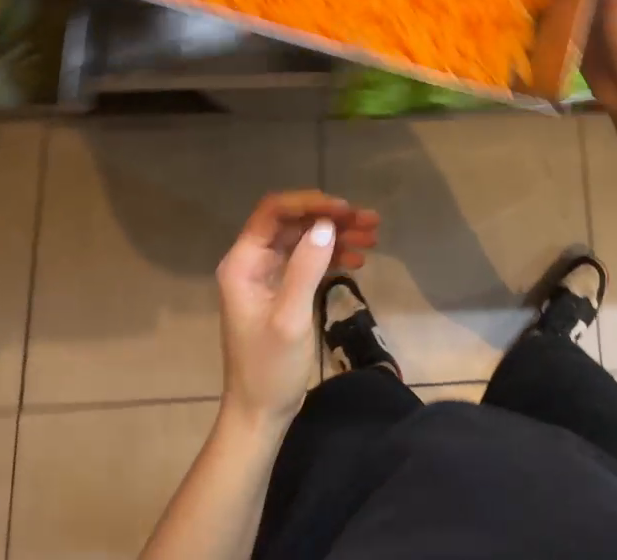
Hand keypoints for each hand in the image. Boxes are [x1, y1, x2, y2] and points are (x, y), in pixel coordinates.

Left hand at [215, 190, 380, 428]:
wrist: (260, 413)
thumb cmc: (269, 369)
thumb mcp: (290, 318)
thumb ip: (306, 269)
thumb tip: (326, 225)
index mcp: (243, 263)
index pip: (273, 212)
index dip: (309, 203)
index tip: (345, 209)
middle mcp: (253, 262)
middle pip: (294, 223)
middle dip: (331, 218)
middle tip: (370, 222)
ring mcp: (268, 276)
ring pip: (305, 240)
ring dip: (337, 235)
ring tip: (374, 236)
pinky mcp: (283, 291)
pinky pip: (309, 260)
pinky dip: (333, 255)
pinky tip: (359, 260)